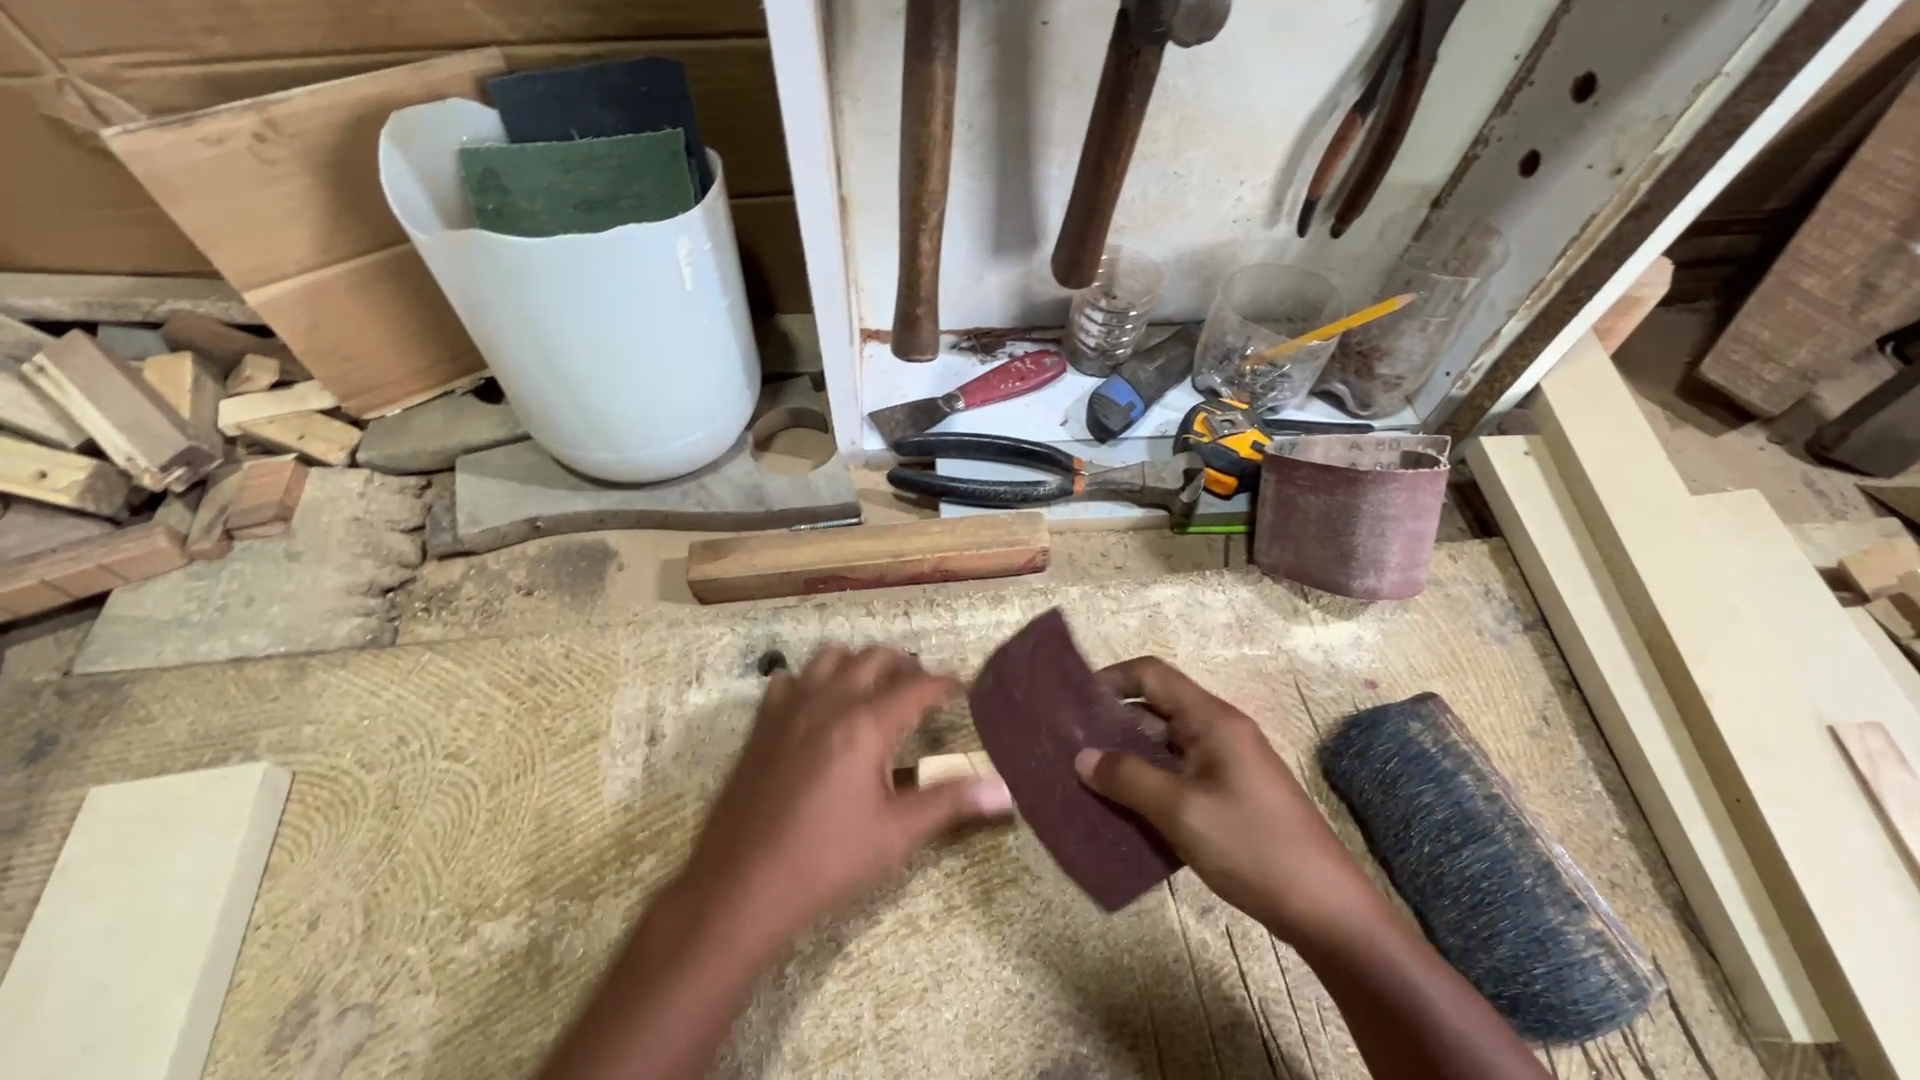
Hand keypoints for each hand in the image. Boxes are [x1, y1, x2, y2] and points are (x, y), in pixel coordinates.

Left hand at [676, 645, 1013, 946]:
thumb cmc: (826, 861)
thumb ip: (951, 802)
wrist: (742, 885)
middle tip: (921, 690)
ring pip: (830, 658)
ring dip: (858, 664)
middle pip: (874, 658)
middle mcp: (828, 702)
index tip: (962, 688)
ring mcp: (789, 708)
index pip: (917, 687)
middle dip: (904, 666)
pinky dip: (812, 681)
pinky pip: (790, 680)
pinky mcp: (761, 725)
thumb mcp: (896, 834)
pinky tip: (818, 709)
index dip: (945, 683)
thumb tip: (1005, 790)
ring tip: (874, 690)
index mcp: (865, 725)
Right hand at [1074, 657, 1377, 944]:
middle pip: (1155, 710)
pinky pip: (1177, 778)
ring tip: (1083, 780)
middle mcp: (1218, 733)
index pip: (1153, 675)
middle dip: (1111, 725)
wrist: (1324, 906)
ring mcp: (1225, 767)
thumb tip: (1082, 757)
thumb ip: (1128, 778)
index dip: (1110, 679)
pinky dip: (1147, 787)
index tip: (1071, 702)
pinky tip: (1120, 812)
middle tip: (1067, 747)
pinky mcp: (1228, 798)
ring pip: (1164, 749)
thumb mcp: (1181, 811)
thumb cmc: (1251, 845)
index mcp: (1212, 720)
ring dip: (1126, 760)